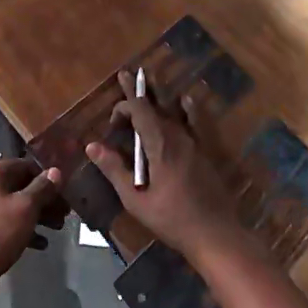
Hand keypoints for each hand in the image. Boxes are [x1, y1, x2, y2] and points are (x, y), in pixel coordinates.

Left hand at [0, 160, 65, 288]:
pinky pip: (9, 222)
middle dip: (45, 200)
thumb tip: (56, 171)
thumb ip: (43, 187)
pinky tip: (42, 243)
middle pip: (22, 186)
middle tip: (65, 213)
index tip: (65, 192)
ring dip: (39, 215)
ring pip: (17, 205)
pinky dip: (25, 229)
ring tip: (58, 227)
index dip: (48, 178)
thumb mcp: (27, 207)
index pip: (27, 166)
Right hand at [87, 71, 246, 261]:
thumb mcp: (135, 199)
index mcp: (160, 144)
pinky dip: (190, 109)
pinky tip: (187, 100)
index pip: (139, 110)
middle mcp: (179, 135)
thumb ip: (114, 170)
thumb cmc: (171, 218)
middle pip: (157, 104)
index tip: (111, 122)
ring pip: (175, 110)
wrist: (215, 234)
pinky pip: (198, 122)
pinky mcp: (207, 152)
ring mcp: (196, 142)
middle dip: (140, 90)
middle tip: (127, 73)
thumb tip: (92, 146)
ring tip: (152, 78)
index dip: (124, 106)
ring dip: (160, 95)